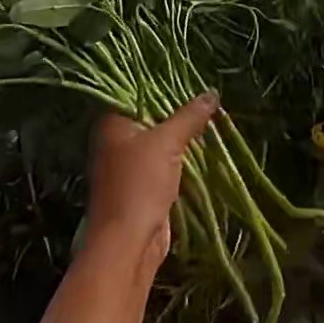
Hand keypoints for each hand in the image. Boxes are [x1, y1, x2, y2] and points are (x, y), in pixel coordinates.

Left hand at [86, 93, 219, 266]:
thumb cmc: (139, 183)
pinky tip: (199, 151)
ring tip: (208, 122)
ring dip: (178, 139)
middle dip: (174, 114)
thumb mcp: (167, 143)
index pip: (135, 93)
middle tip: (204, 101)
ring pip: (155, 143)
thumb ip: (188, 117)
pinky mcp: (138, 186)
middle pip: (148, 118)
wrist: (128, 242)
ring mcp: (124, 164)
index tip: (189, 80)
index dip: (161, 86)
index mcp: (111, 122)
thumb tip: (212, 92)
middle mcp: (113, 139)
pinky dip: (177, 160)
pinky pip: (160, 164)